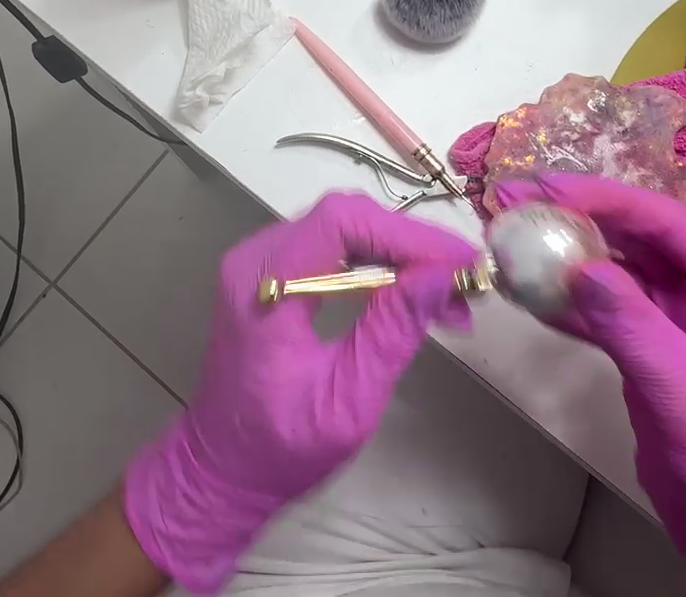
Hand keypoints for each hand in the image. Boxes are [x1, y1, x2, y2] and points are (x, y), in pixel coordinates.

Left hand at [122, 192, 479, 593]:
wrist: (222, 467)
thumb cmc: (281, 447)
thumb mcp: (348, 401)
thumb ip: (392, 332)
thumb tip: (444, 274)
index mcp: (264, 284)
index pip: (339, 223)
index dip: (406, 234)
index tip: (460, 262)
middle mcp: (256, 257)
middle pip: (343, 218)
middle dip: (410, 243)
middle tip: (464, 279)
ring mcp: (261, 260)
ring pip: (343, 228)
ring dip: (399, 253)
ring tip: (449, 293)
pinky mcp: (273, 271)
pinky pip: (333, 247)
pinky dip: (377, 263)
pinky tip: (412, 292)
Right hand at [507, 174, 685, 596]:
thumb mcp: (682, 388)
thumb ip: (630, 323)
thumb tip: (578, 264)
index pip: (670, 223)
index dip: (610, 199)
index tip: (550, 190)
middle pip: (637, 238)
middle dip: (578, 216)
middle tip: (516, 198)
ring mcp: (675, 325)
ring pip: (614, 271)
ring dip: (566, 255)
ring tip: (512, 235)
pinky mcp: (647, 354)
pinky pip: (602, 311)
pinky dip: (566, 301)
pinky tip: (527, 292)